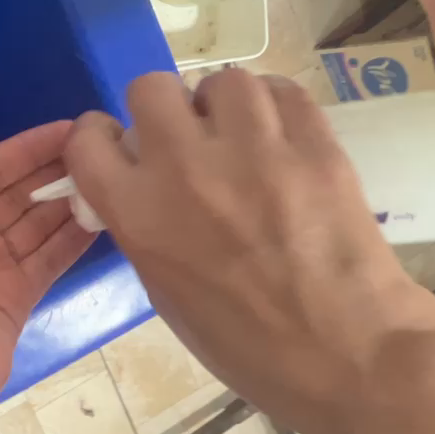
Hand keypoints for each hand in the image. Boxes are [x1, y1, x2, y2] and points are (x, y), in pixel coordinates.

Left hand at [0, 123, 96, 433]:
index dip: (24, 149)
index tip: (70, 128)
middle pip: (13, 194)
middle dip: (52, 170)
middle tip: (105, 147)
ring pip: (35, 225)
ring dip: (68, 200)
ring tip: (115, 174)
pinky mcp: (15, 302)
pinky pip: (47, 261)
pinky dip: (72, 240)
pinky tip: (106, 216)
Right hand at [63, 70, 434, 433]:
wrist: (348, 354)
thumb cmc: (241, 341)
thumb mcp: (160, 289)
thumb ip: (140, 225)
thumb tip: (141, 187)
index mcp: (136, 212)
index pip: (86, 139)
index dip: (97, 137)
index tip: (117, 148)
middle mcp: (183, 167)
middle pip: (150, 88)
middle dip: (159, 109)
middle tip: (182, 139)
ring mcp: (253, 150)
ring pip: (220, 79)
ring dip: (219, 103)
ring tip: (237, 135)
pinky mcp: (314, 144)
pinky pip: (281, 91)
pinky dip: (272, 105)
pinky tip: (278, 136)